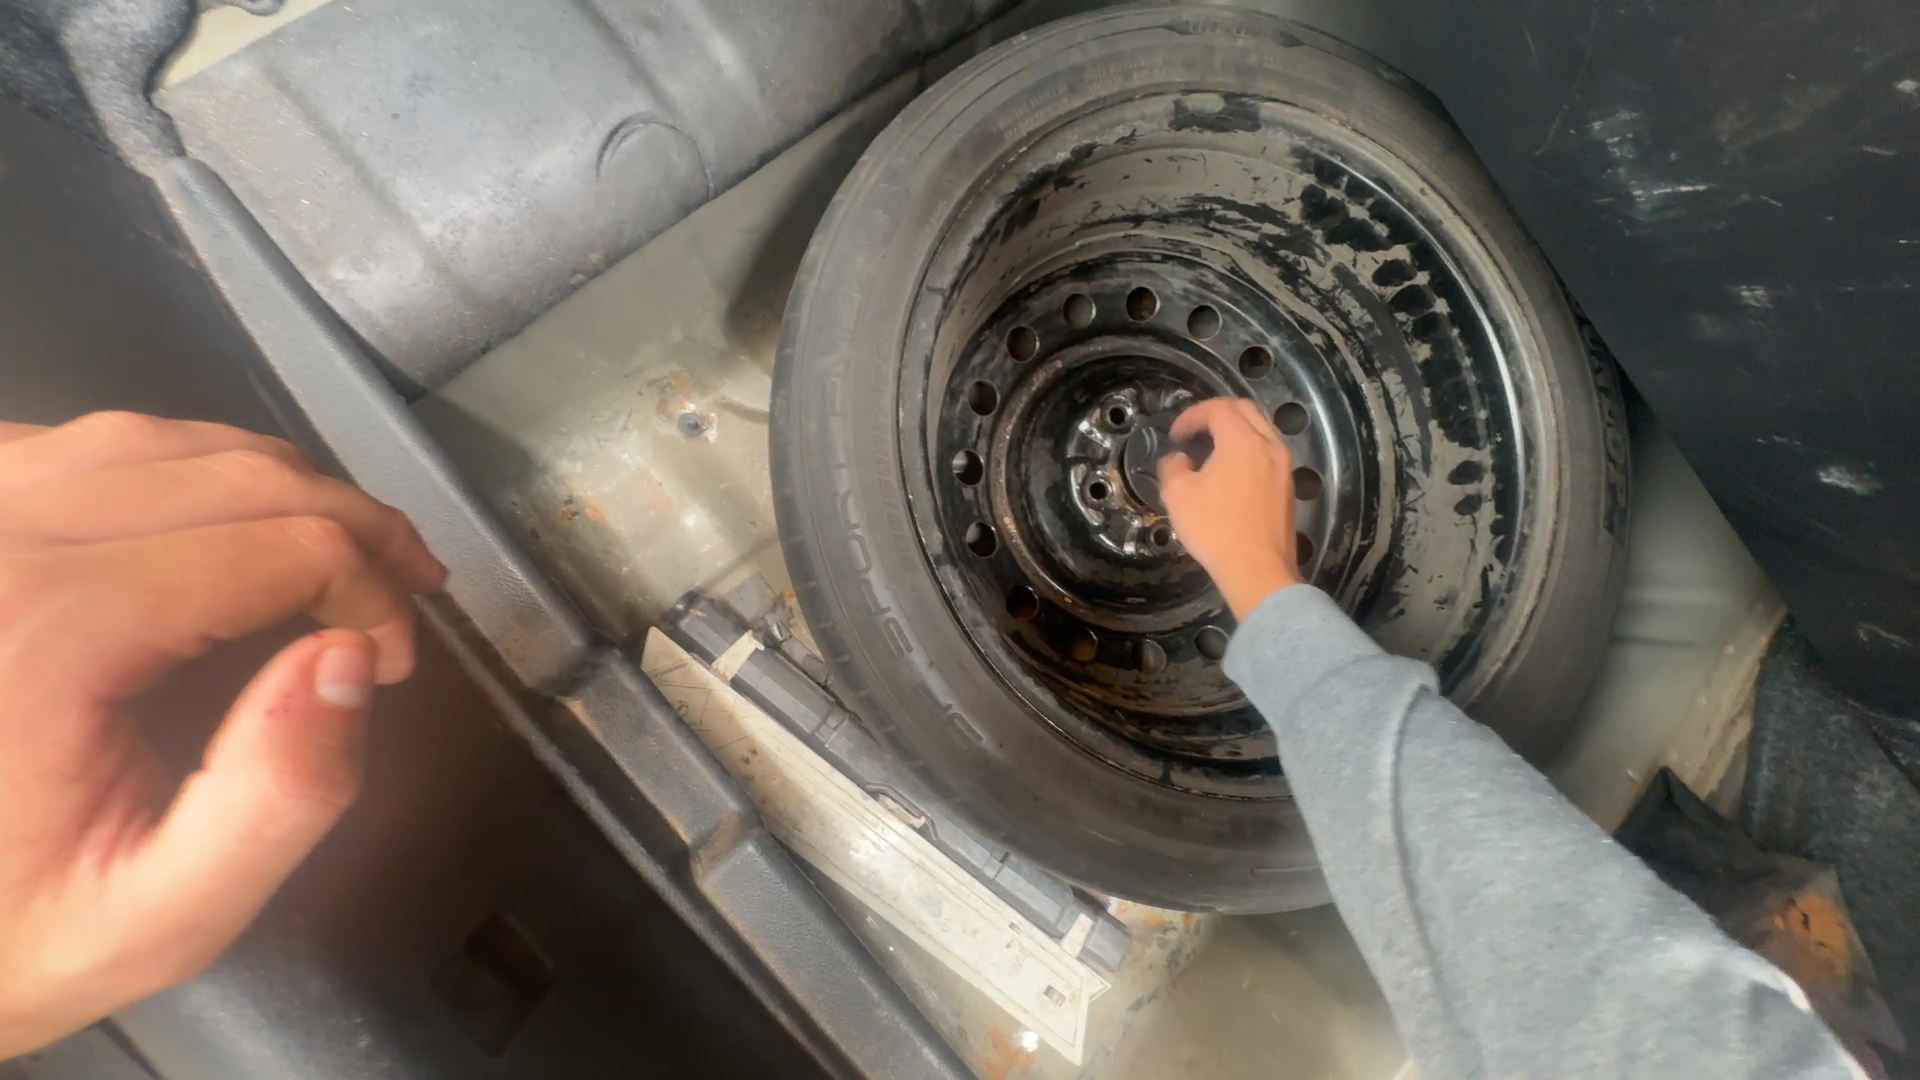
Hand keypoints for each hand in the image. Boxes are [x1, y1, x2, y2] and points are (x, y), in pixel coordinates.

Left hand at [0, 412, 444, 1057]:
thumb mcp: (161, 915)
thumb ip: (281, 796)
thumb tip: (352, 656)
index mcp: (44, 629)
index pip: (295, 548)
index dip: (379, 599)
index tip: (390, 668)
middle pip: (251, 480)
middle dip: (365, 529)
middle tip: (413, 587)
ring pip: (177, 445)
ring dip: (295, 490)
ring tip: (349, 548)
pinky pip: (90, 447)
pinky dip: (194, 471)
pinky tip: (228, 527)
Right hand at [1159, 397, 1303, 620]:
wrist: (1256, 568)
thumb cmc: (1214, 528)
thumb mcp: (1178, 495)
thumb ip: (1174, 466)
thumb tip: (1179, 459)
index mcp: (1242, 441)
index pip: (1217, 409)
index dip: (1191, 416)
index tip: (1174, 434)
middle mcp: (1269, 445)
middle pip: (1245, 410)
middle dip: (1216, 414)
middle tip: (1194, 432)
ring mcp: (1283, 465)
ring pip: (1261, 429)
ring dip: (1235, 431)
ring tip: (1212, 450)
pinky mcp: (1288, 485)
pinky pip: (1268, 452)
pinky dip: (1248, 449)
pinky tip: (1230, 472)